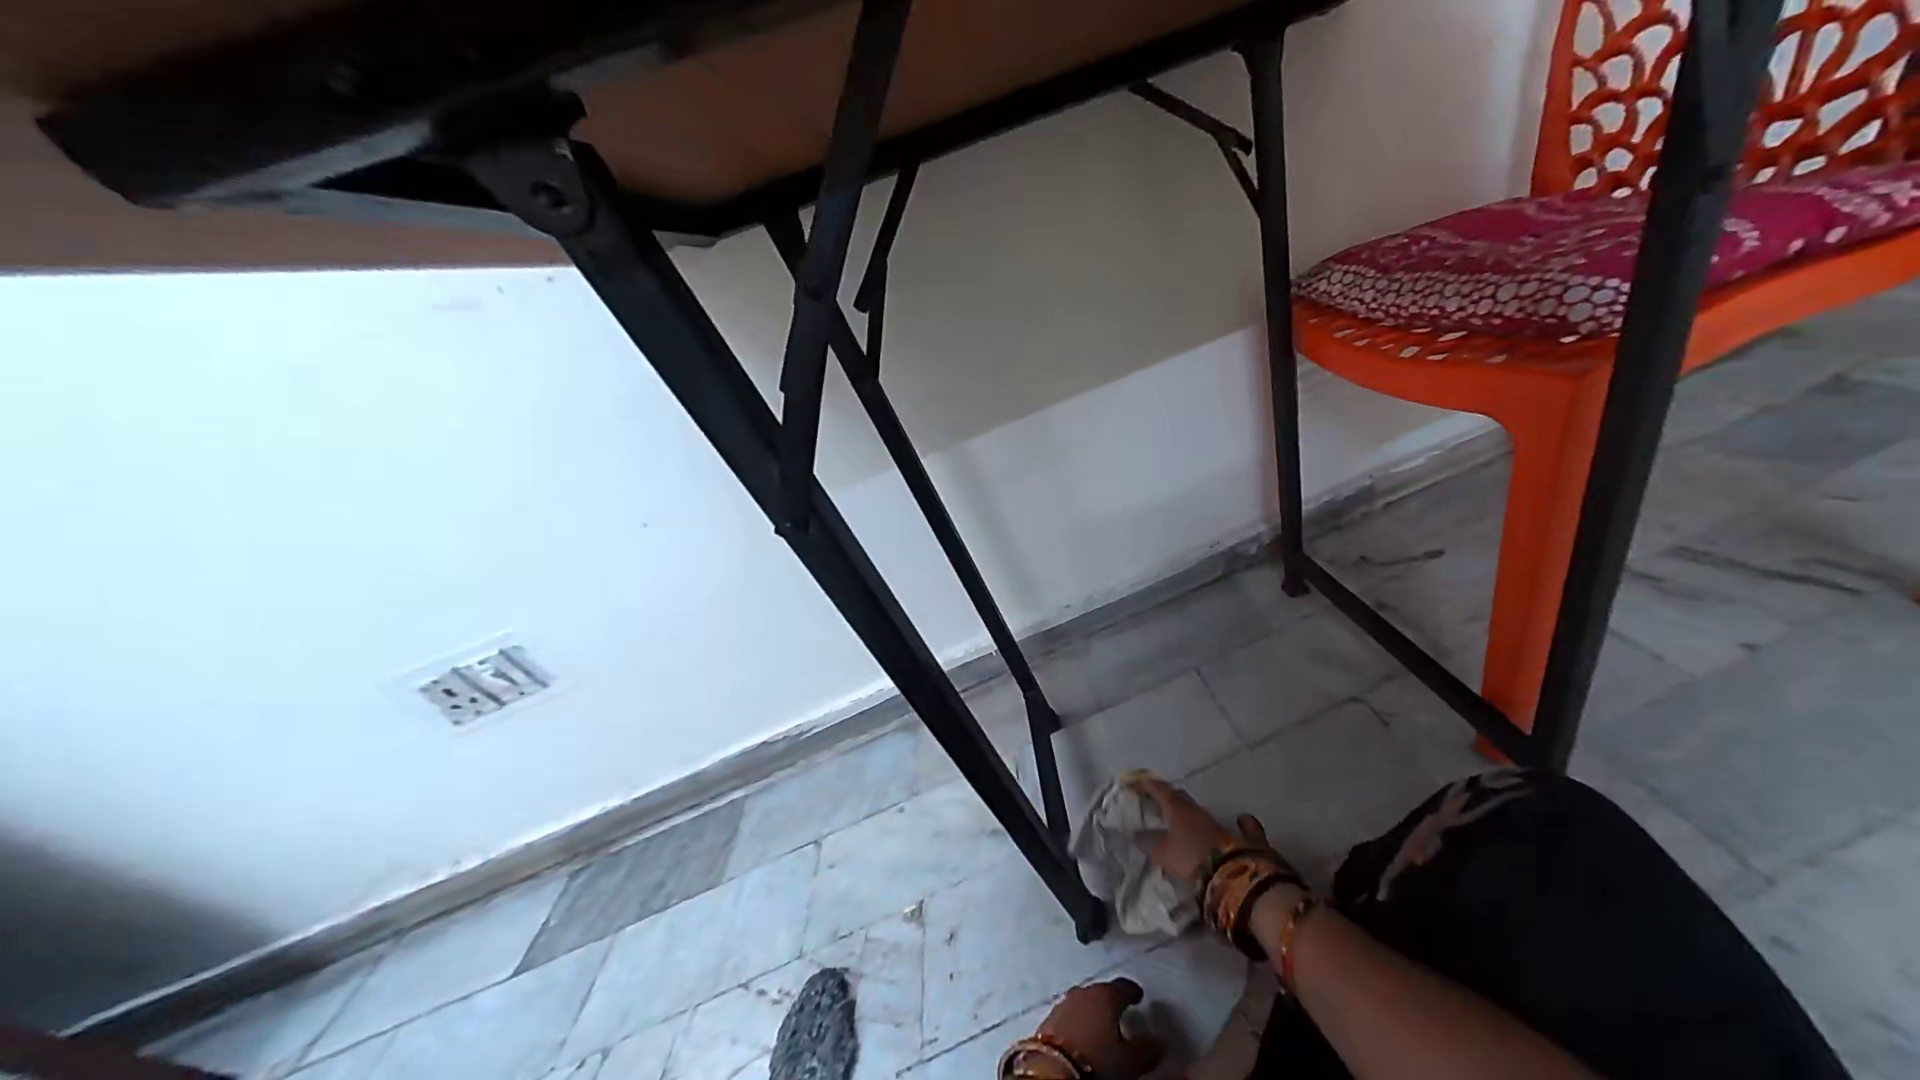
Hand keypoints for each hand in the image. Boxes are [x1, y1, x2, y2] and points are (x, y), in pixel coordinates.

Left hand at [1034, 978, 1161, 1079]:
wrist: (1053, 1070)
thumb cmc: (1097, 1061)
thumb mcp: (1129, 1060)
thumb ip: (1146, 1048)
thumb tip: (1157, 1042)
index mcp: (1105, 996)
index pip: (1123, 986)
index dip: (1132, 991)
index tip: (1138, 995)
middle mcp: (1083, 993)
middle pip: (1101, 991)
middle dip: (1111, 999)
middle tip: (1121, 1010)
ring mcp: (1063, 1004)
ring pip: (1083, 1001)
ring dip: (1093, 1009)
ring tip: (1102, 1024)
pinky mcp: (1049, 1018)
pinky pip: (1069, 1013)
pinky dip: (1078, 1019)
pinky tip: (1082, 1033)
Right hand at [1131, 777, 1272, 882]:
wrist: (1232, 876)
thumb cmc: (1191, 860)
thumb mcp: (1163, 856)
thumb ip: (1149, 845)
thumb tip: (1138, 836)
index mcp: (1178, 810)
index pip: (1160, 790)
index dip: (1148, 784)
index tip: (1137, 782)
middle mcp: (1199, 812)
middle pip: (1181, 798)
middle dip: (1168, 797)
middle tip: (1157, 801)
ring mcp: (1222, 824)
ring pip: (1203, 812)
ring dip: (1192, 813)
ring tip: (1183, 818)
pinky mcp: (1245, 838)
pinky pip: (1245, 826)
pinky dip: (1242, 822)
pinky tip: (1241, 819)